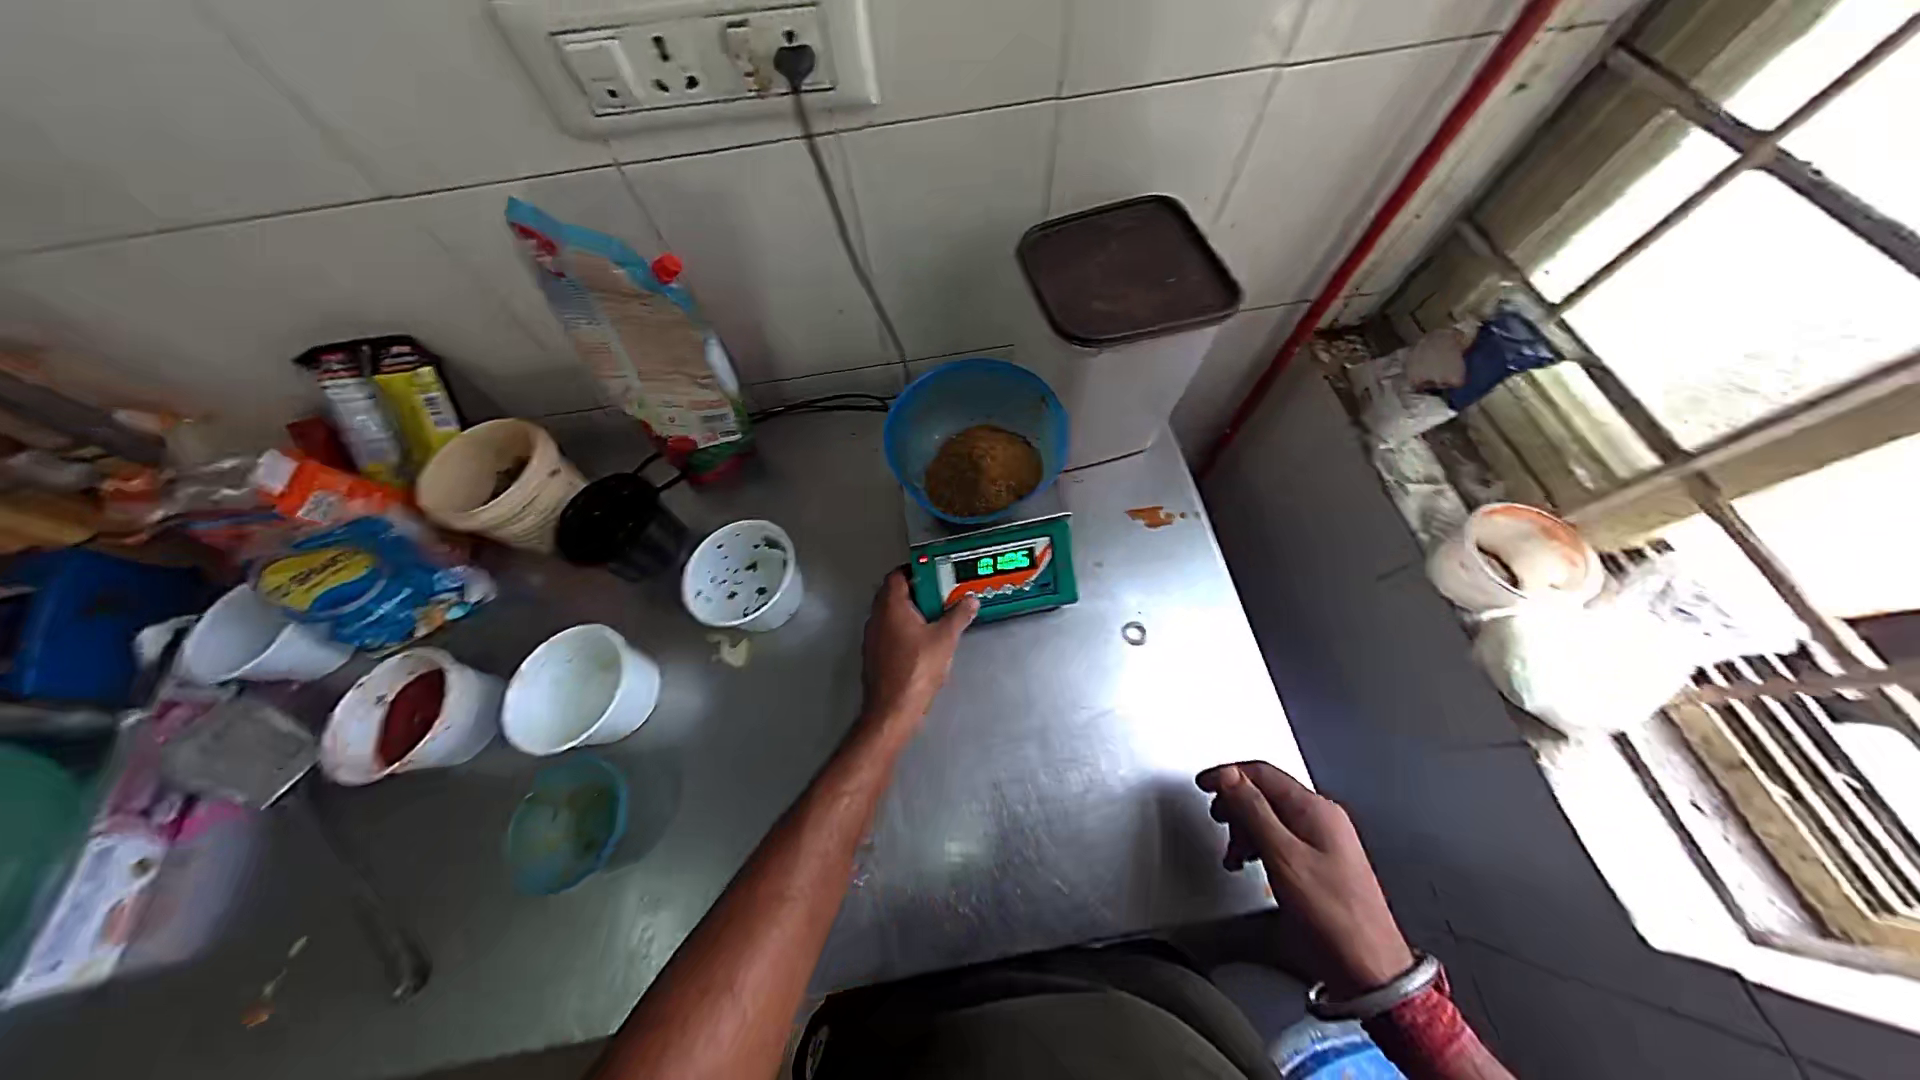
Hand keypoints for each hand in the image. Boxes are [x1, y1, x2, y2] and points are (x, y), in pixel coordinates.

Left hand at [859, 569, 976, 729]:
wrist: (892, 709)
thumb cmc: (916, 670)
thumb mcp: (945, 639)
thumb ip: (958, 616)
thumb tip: (970, 601)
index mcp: (890, 606)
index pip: (897, 575)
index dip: (916, 570)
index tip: (934, 573)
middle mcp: (876, 618)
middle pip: (893, 593)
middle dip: (917, 591)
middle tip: (939, 594)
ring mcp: (872, 637)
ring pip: (891, 613)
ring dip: (911, 611)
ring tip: (935, 617)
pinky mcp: (874, 655)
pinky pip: (889, 631)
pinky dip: (904, 629)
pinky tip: (923, 641)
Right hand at [1197, 761, 1413, 997]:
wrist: (1369, 968)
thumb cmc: (1334, 916)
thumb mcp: (1283, 856)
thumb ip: (1254, 811)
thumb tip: (1230, 777)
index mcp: (1314, 809)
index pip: (1261, 773)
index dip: (1228, 775)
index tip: (1205, 783)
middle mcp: (1322, 818)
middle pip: (1265, 792)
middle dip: (1235, 804)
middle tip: (1219, 819)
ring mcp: (1324, 840)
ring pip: (1271, 815)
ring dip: (1245, 828)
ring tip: (1235, 852)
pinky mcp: (1320, 861)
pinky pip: (1280, 837)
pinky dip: (1259, 844)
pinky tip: (1253, 862)